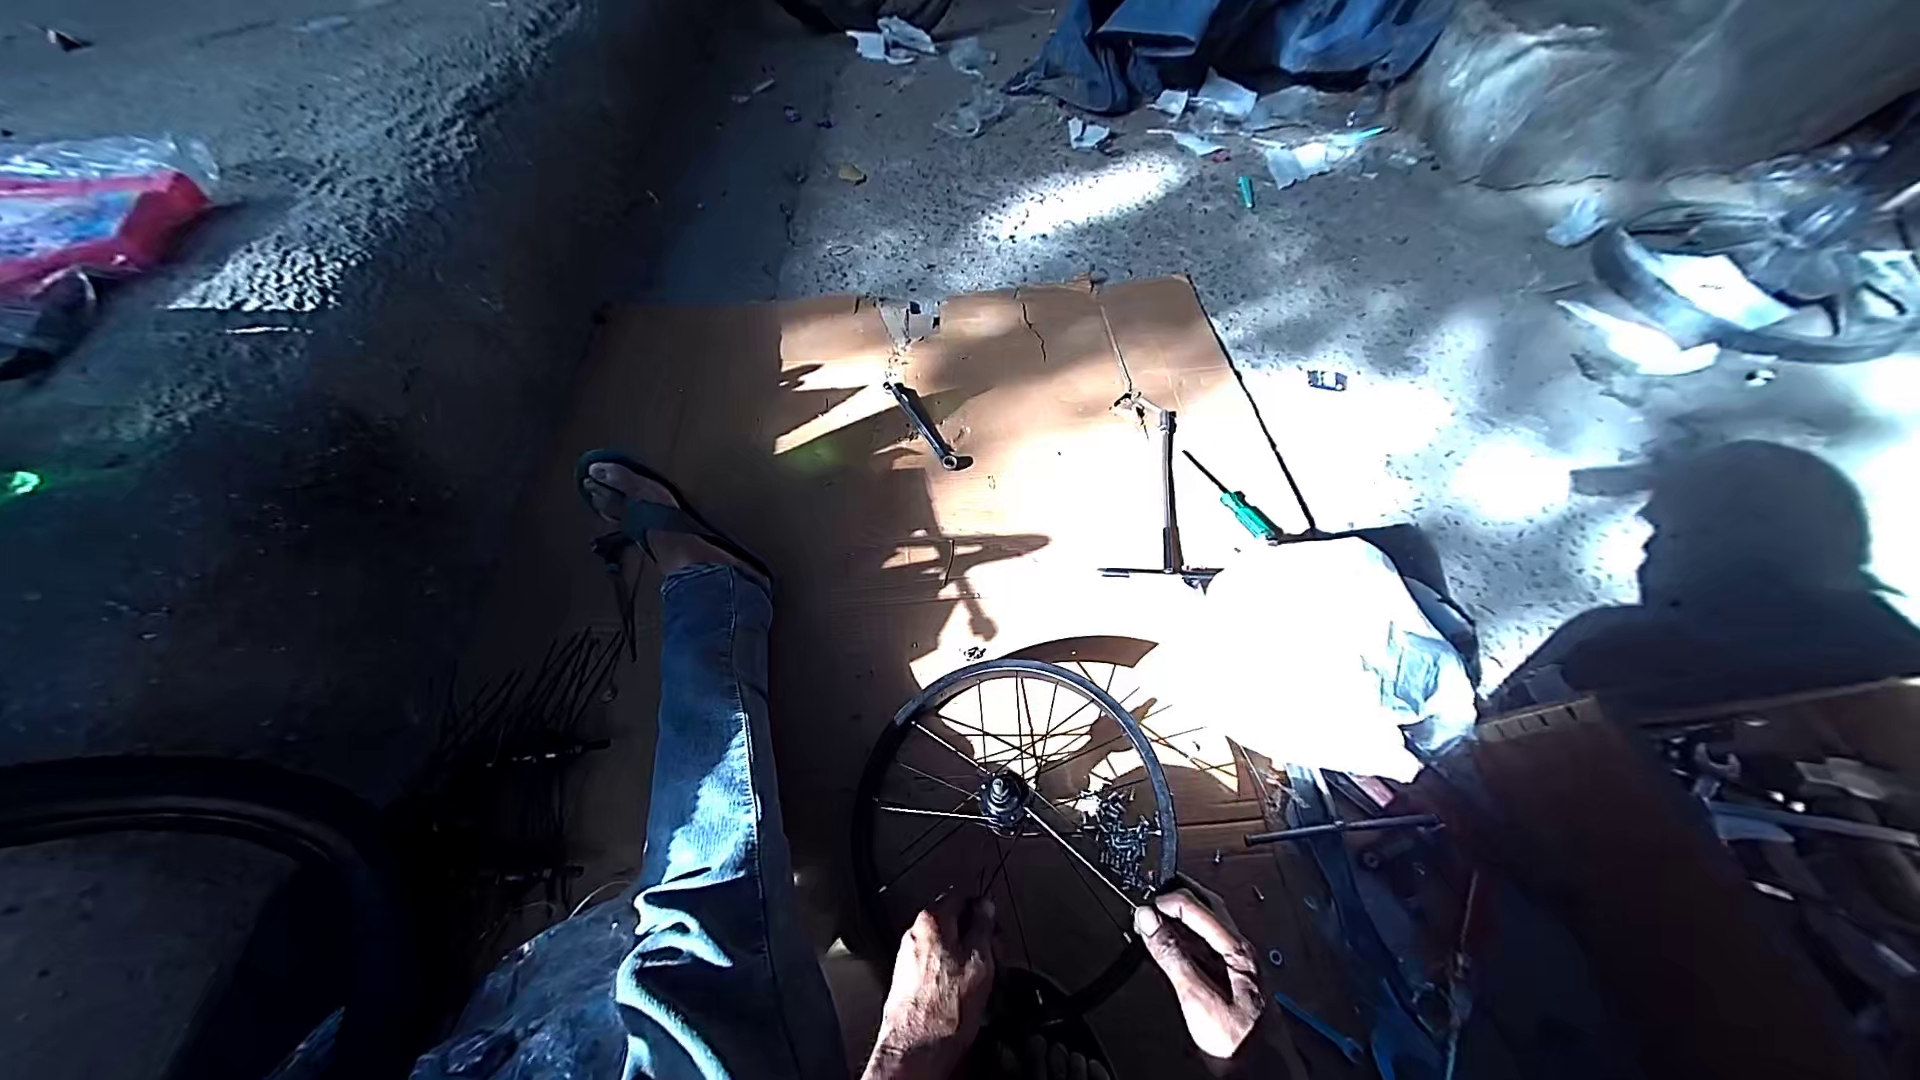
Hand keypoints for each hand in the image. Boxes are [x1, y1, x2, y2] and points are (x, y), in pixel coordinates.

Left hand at [863, 895, 995, 1079]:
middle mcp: (915, 933)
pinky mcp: (906, 982)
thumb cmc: (944, 1011)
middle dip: (975, 939)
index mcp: (931, 918)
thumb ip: (983, 925)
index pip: (963, 897)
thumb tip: (986, 906)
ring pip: (945, 948)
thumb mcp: (979, 959)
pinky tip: (962, 996)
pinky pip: (935, 969)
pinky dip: (950, 976)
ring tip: (979, 982)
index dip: (984, 912)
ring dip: (964, 959)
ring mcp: (908, 958)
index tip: (995, 928)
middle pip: (953, 924)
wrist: (916, 1050)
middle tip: (992, 960)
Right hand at [1133, 882, 1264, 1058]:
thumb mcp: (1198, 999)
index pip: (1194, 904)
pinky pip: (1207, 944)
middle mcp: (1240, 951)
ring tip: (1155, 917)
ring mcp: (1238, 965)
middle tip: (1149, 895)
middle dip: (1176, 895)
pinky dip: (1186, 936)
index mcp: (1237, 949)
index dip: (1164, 901)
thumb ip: (1172, 956)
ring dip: (1181, 914)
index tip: (1141, 911)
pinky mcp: (1234, 980)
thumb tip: (1148, 919)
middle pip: (1205, 905)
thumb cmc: (1244, 1049)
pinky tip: (1172, 944)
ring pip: (1207, 922)